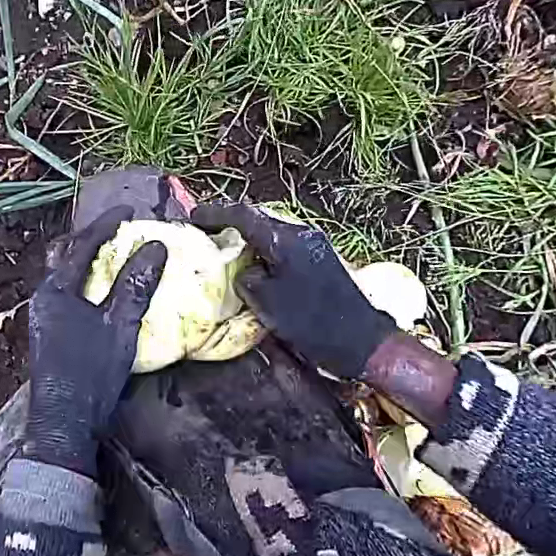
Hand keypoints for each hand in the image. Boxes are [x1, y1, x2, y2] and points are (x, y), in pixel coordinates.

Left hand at [23, 206, 166, 474]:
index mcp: (58, 290)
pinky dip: (87, 279)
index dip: (107, 224)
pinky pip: (69, 290)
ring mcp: (45, 315)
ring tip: (115, 254)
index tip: (130, 211)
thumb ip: (137, 284)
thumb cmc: (91, 371)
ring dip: (88, 259)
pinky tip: (106, 290)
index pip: (83, 245)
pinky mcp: (51, 330)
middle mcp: (45, 297)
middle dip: (91, 238)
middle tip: (118, 230)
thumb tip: (157, 245)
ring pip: (65, 273)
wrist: (64, 422)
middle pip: (65, 254)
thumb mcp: (121, 325)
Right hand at [189, 201, 394, 378]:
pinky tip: (256, 268)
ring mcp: (314, 245)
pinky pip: (284, 247)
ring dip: (249, 239)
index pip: (244, 216)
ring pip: (273, 234)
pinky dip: (265, 252)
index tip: (192, 217)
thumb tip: (246, 269)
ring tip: (227, 251)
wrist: (363, 341)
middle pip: (259, 220)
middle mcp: (301, 234)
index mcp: (286, 240)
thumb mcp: (268, 304)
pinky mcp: (321, 259)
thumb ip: (248, 279)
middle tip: (207, 234)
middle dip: (231, 224)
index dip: (215, 214)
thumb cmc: (314, 324)